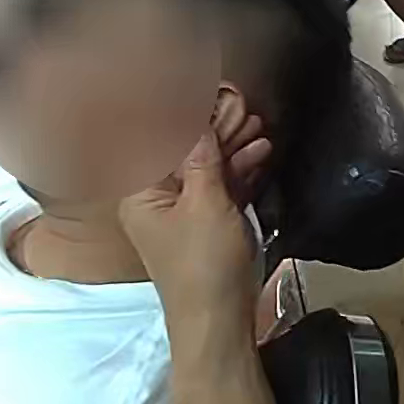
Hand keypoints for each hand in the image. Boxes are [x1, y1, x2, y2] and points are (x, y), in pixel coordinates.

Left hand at [119, 91, 270, 333]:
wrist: (220, 316)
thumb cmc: (203, 263)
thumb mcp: (205, 204)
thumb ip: (202, 158)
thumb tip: (197, 118)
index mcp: (142, 192)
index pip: (156, 140)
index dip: (180, 114)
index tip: (204, 88)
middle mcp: (159, 196)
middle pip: (184, 150)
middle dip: (213, 126)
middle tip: (240, 103)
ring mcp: (186, 209)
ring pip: (207, 166)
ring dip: (232, 145)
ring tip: (257, 123)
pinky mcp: (210, 220)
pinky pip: (222, 184)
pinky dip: (240, 168)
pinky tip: (261, 151)